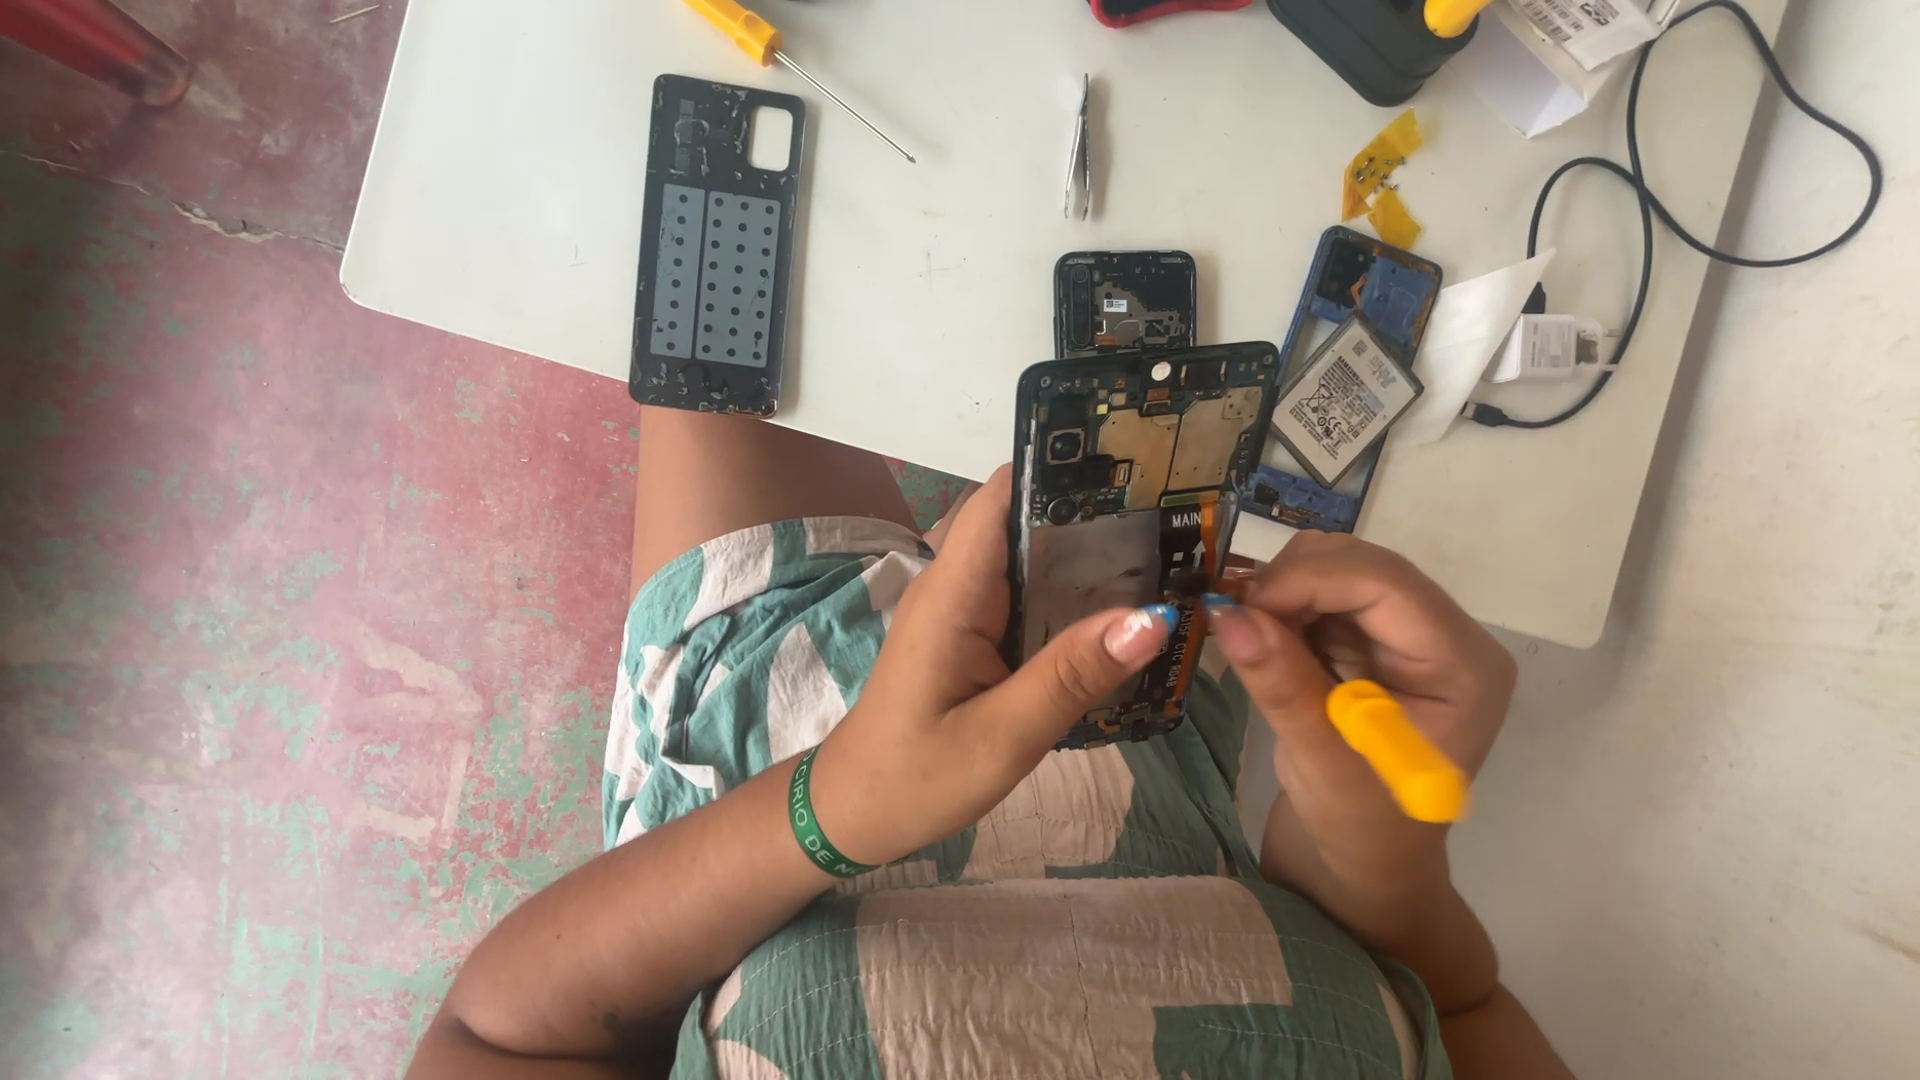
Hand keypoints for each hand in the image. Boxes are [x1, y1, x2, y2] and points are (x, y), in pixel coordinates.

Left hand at [808, 466, 1172, 865]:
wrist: (857, 811)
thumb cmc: (916, 777)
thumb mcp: (1002, 737)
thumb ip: (1071, 676)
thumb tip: (1152, 617)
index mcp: (952, 594)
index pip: (999, 499)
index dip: (1057, 471)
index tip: (1130, 466)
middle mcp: (955, 586)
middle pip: (1021, 520)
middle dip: (1089, 511)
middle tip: (1172, 517)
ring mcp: (963, 608)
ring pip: (1027, 558)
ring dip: (1086, 553)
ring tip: (1165, 552)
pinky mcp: (972, 634)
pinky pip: (1025, 595)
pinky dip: (1070, 593)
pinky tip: (1120, 607)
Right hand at [1206, 531, 1516, 951]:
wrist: (1366, 855)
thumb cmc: (1362, 825)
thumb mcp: (1322, 760)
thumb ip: (1281, 684)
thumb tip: (1224, 615)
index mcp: (1461, 665)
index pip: (1386, 584)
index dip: (1307, 580)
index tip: (1238, 606)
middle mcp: (1443, 634)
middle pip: (1361, 563)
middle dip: (1289, 580)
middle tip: (1232, 619)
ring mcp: (1406, 632)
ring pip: (1335, 567)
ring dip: (1280, 589)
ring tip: (1246, 633)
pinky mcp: (1371, 636)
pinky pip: (1318, 591)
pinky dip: (1279, 603)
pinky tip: (1260, 637)